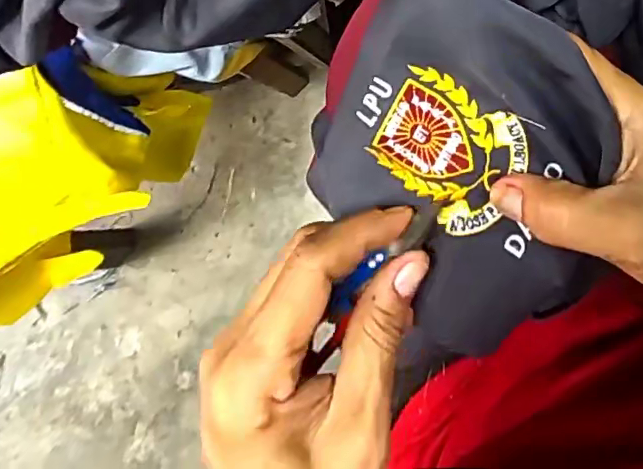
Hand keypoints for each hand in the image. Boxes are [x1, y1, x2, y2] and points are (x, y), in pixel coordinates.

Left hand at [200, 211, 430, 468]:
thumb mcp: (358, 424)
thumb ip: (379, 336)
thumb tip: (412, 260)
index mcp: (249, 367)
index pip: (308, 266)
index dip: (362, 231)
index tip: (411, 218)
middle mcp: (230, 345)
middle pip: (298, 257)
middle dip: (359, 236)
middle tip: (411, 236)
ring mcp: (233, 347)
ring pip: (295, 266)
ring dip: (350, 255)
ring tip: (397, 264)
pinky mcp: (247, 352)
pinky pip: (294, 291)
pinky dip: (336, 280)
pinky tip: (369, 294)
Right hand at [490, 36, 642, 324]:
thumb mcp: (620, 225)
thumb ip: (558, 209)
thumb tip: (492, 186)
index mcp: (631, 108)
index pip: (579, 59)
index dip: (535, 51)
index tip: (484, 55)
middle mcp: (625, 121)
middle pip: (567, 95)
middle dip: (520, 98)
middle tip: (462, 108)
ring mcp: (623, 153)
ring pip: (569, 133)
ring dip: (530, 138)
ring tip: (472, 141)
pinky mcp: (620, 184)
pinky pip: (574, 165)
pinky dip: (545, 170)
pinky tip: (508, 184)